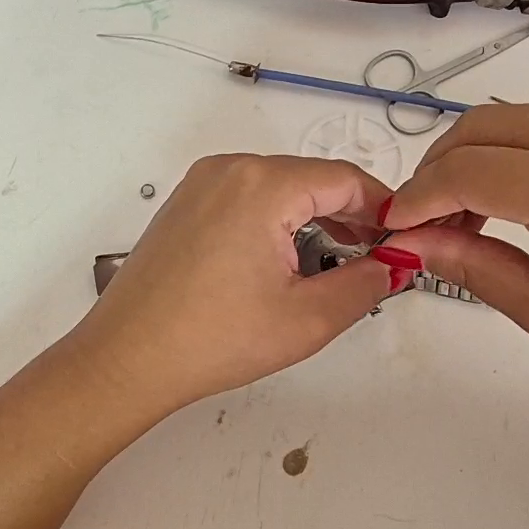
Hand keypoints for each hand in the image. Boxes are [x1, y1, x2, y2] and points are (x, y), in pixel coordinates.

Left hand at [69, 154, 394, 413]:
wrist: (128, 359)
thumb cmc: (211, 340)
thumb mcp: (307, 318)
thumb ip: (366, 283)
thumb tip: (393, 264)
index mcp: (261, 184)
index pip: (344, 179)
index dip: (382, 209)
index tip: (401, 239)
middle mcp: (227, 169)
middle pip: (309, 178)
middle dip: (347, 215)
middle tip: (371, 258)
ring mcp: (198, 184)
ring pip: (276, 187)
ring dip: (309, 218)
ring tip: (329, 264)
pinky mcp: (182, 205)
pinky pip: (243, 198)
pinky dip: (272, 220)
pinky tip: (280, 261)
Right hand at [379, 103, 528, 393]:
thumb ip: (471, 268)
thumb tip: (409, 241)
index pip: (472, 171)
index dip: (418, 196)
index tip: (392, 228)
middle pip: (483, 127)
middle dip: (435, 171)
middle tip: (420, 222)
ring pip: (510, 118)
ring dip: (467, 158)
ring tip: (458, 214)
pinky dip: (505, 152)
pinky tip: (504, 197)